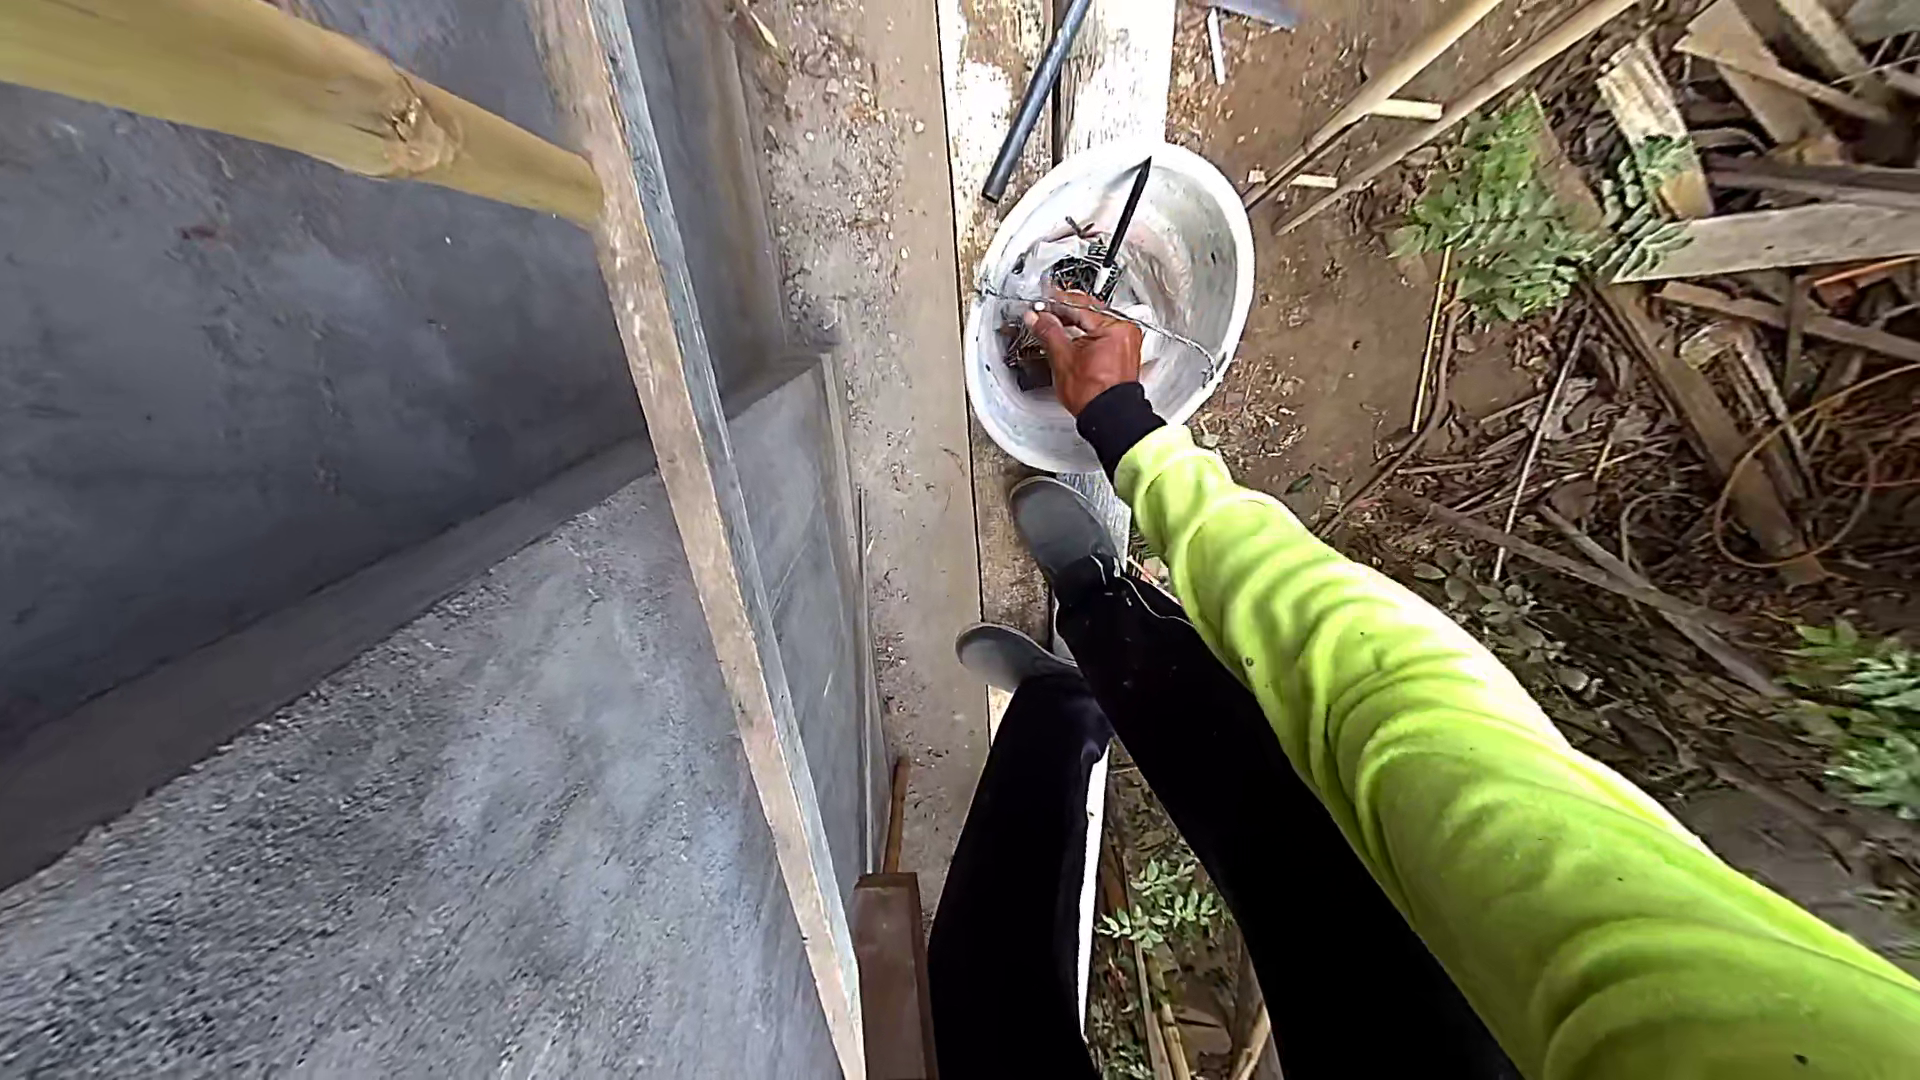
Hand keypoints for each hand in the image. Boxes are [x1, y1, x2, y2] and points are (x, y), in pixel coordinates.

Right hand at [1021, 290, 1143, 414]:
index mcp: (1115, 327)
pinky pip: (1102, 336)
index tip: (1042, 303)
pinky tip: (1072, 338)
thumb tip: (1037, 317)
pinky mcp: (1123, 354)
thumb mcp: (1063, 358)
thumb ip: (1049, 332)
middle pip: (1089, 313)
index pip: (1079, 306)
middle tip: (1045, 311)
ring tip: (1054, 324)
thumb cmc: (1093, 395)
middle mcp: (1126, 331)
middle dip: (1065, 312)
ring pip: (1095, 324)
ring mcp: (1127, 343)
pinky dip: (1086, 335)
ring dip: (1074, 324)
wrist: (1108, 417)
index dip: (1056, 304)